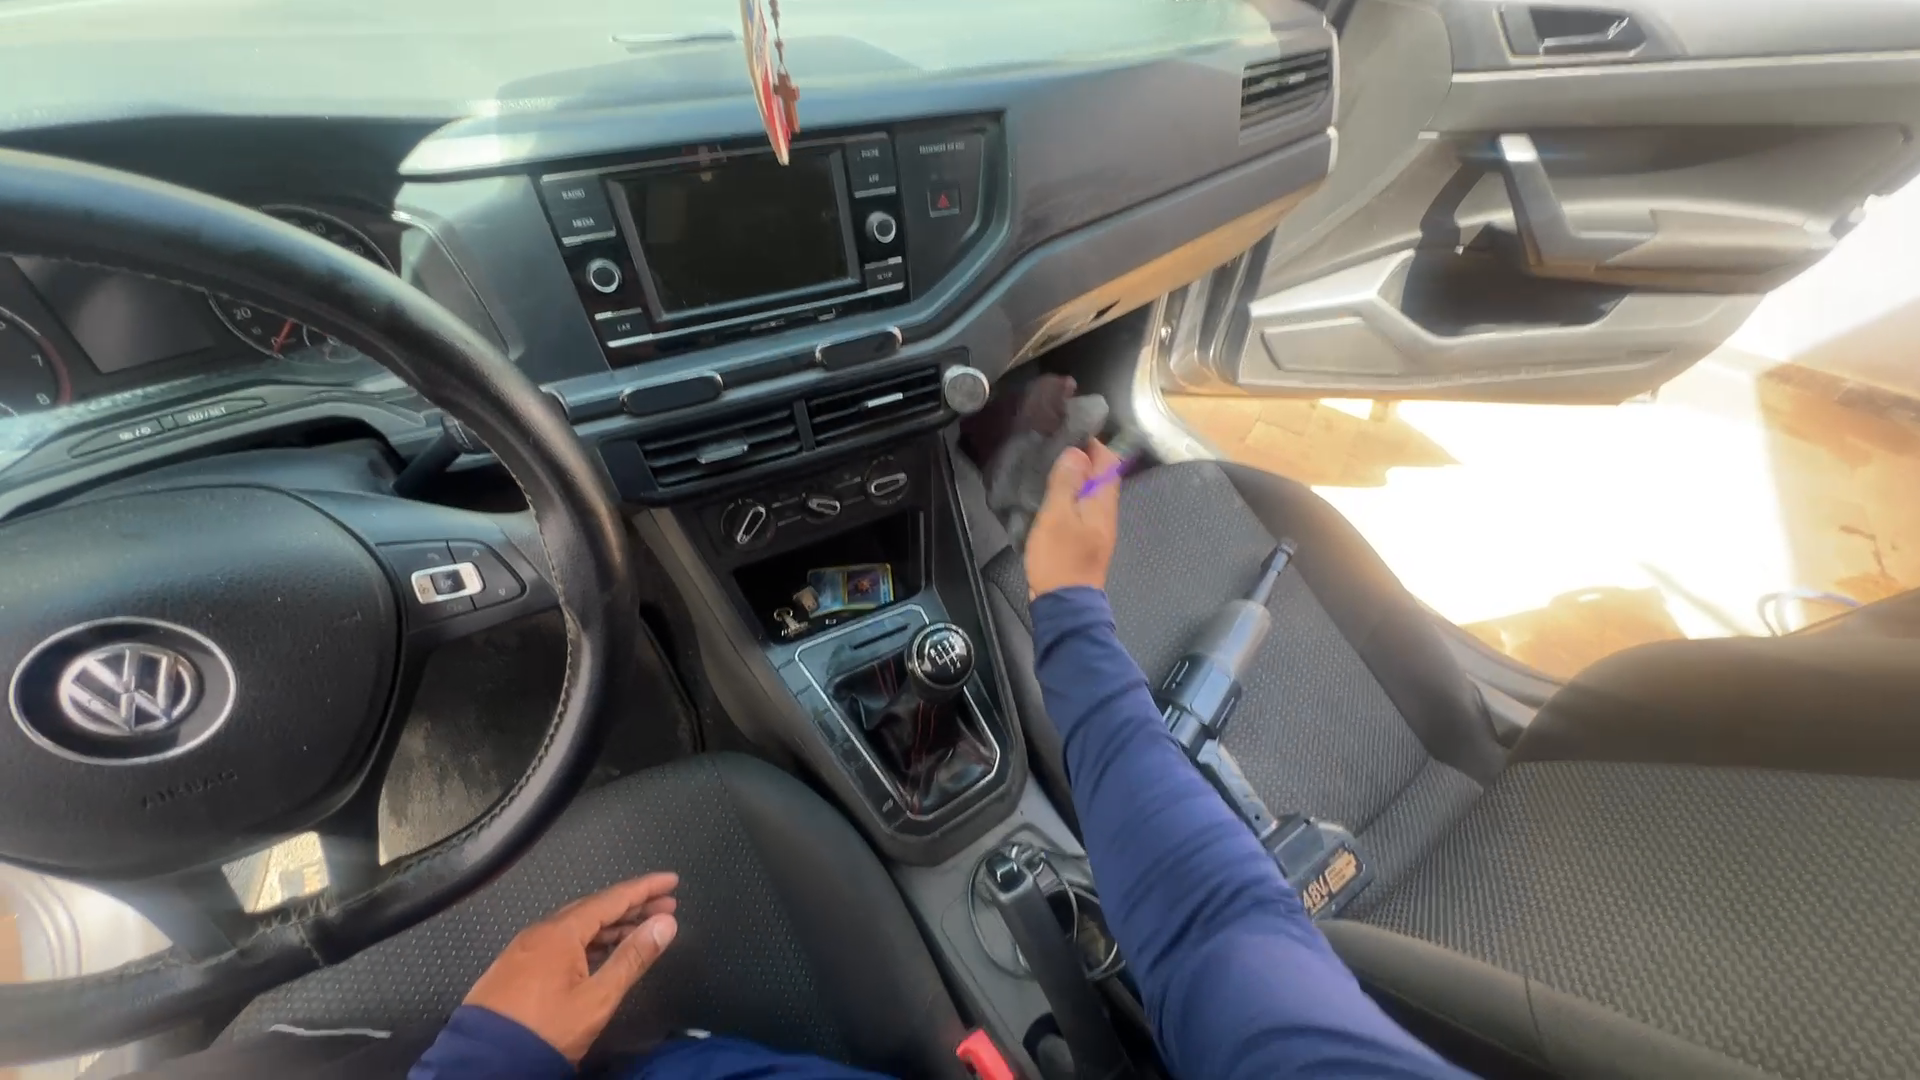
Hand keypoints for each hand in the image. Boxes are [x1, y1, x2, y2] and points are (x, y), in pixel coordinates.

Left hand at [462, 873, 680, 1063]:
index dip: (646, 888)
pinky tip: (601, 954)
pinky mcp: (513, 971)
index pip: (613, 898)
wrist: (476, 1074)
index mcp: (561, 932)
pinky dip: (589, 941)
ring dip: (612, 925)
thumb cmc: (544, 1032)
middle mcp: (540, 932)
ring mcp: (523, 951)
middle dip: (632, 906)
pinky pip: (560, 943)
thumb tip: (666, 923)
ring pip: (576, 927)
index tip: (673, 880)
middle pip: (595, 908)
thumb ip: (633, 957)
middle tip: (665, 907)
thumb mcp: (596, 999)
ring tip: (640, 931)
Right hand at [1024, 440, 1121, 596]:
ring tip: (1048, 470)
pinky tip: (1050, 499)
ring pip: (1090, 493)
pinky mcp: (1086, 541)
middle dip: (1082, 459)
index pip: (1108, 461)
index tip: (1067, 433)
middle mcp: (1106, 512)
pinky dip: (1069, 498)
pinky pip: (1081, 510)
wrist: (1064, 603)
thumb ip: (1067, 483)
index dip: (1092, 444)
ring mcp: (1097, 528)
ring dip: (1074, 479)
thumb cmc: (1059, 558)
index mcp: (1103, 502)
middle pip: (1101, 476)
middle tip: (1053, 449)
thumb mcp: (1057, 516)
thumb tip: (1078, 452)